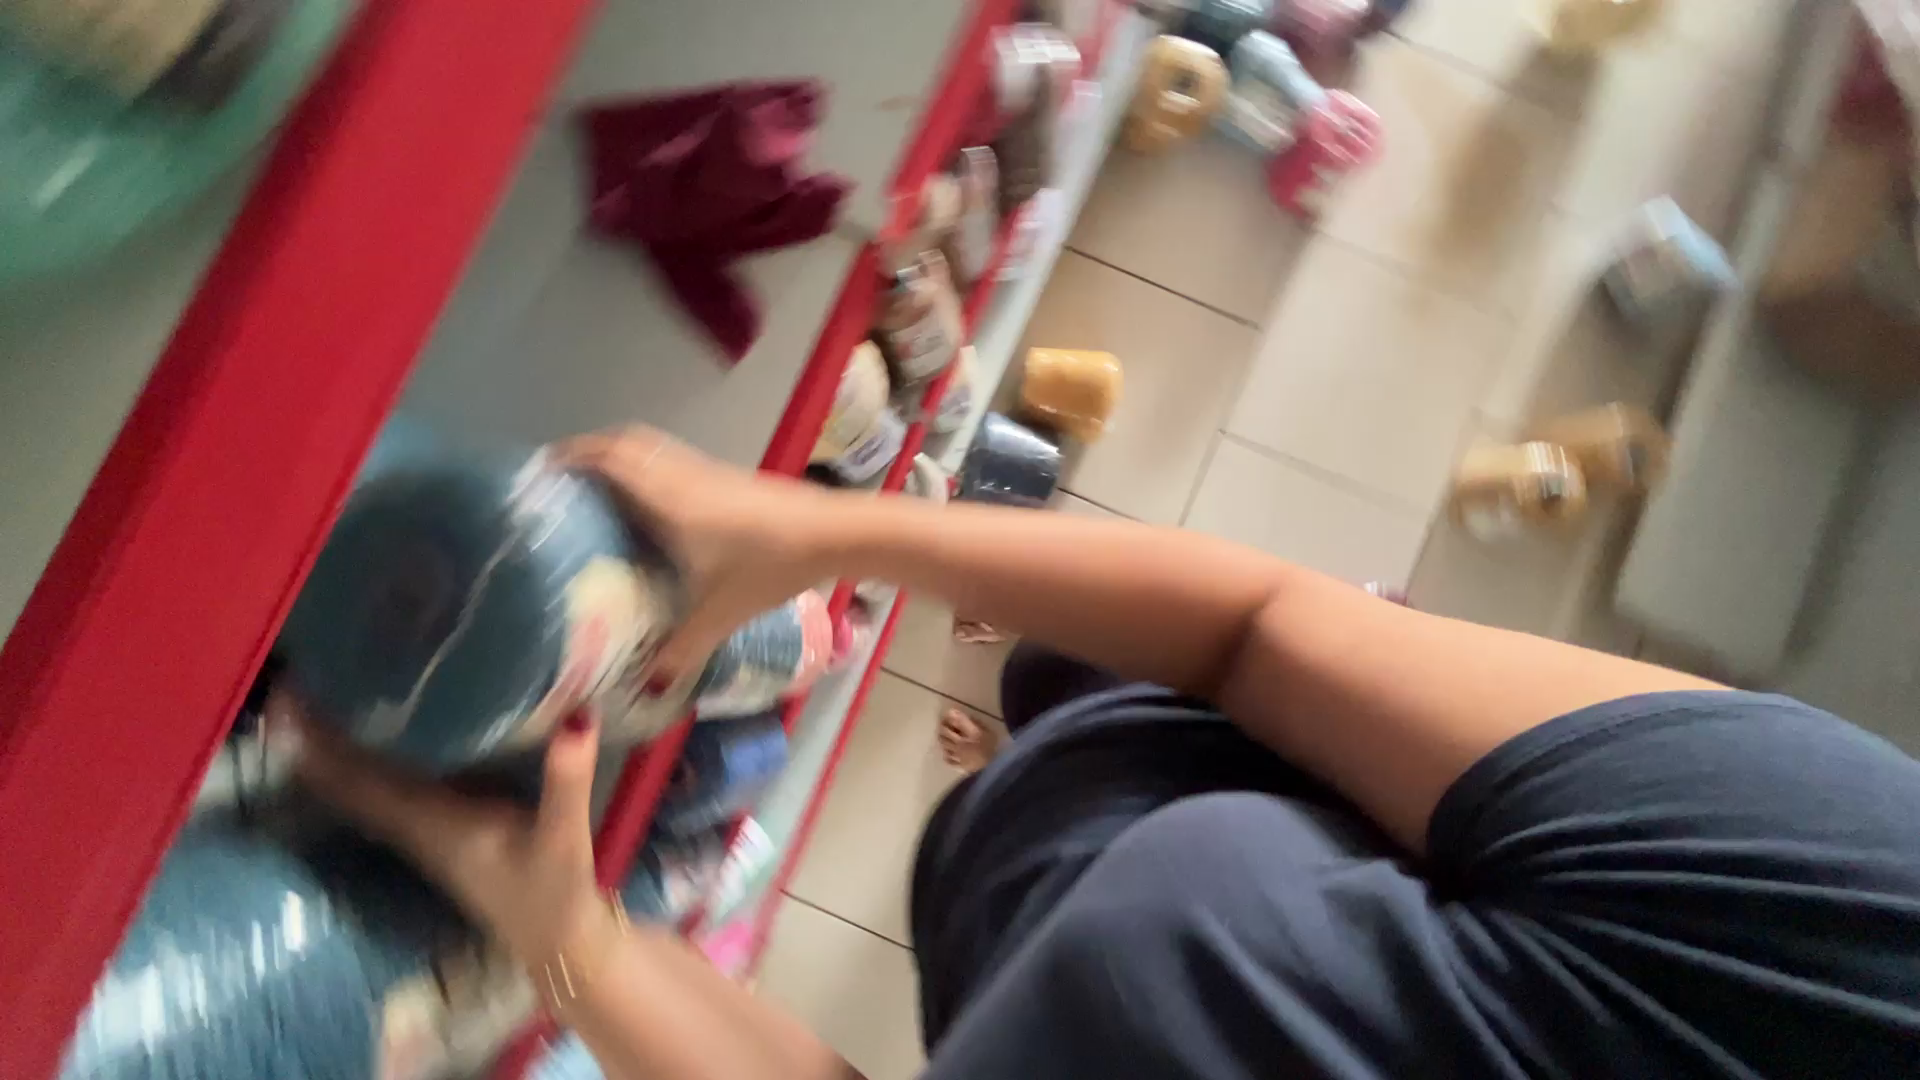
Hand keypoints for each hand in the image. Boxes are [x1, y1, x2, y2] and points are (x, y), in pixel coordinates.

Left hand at [267, 689, 612, 967]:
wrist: (556, 939)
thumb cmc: (554, 890)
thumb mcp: (563, 836)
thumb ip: (567, 780)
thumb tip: (577, 715)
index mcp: (430, 824)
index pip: (354, 782)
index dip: (315, 742)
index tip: (289, 692)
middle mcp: (416, 825)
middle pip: (346, 779)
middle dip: (318, 733)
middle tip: (304, 676)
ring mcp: (430, 827)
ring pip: (367, 783)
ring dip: (342, 744)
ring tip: (335, 691)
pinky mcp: (450, 825)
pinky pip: (397, 785)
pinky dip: (379, 756)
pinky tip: (395, 729)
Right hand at [553, 427, 838, 683]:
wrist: (833, 533)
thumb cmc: (771, 566)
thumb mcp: (721, 613)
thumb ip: (682, 650)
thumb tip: (647, 687)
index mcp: (668, 497)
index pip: (606, 459)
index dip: (567, 460)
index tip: (536, 479)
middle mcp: (683, 473)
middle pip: (624, 443)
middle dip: (586, 455)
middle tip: (560, 487)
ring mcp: (710, 470)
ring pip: (652, 448)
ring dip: (620, 458)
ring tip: (597, 492)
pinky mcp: (731, 475)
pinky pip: (675, 460)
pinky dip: (650, 469)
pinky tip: (653, 506)